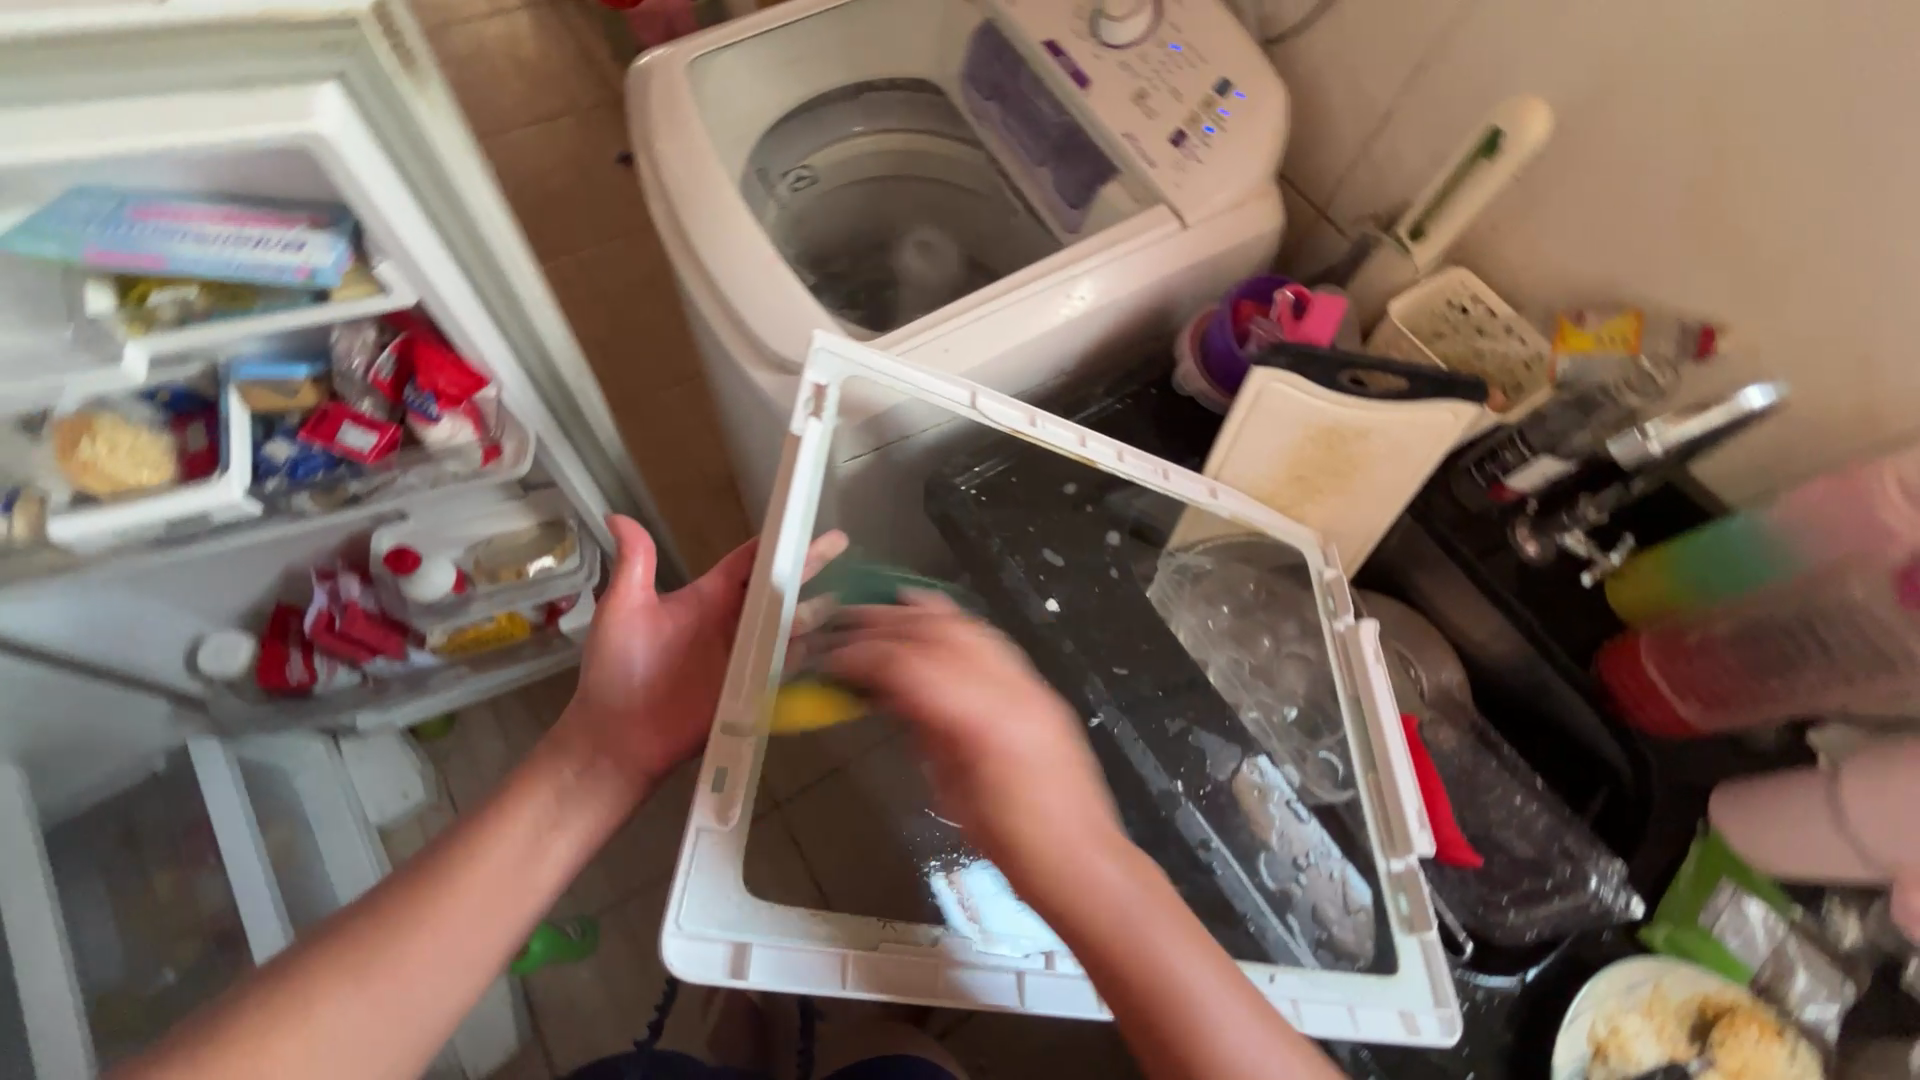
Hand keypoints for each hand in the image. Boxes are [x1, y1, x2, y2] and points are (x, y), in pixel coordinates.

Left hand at [557, 515, 847, 791]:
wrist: (618, 738)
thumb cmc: (615, 671)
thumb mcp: (622, 610)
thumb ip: (634, 565)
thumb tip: (618, 516)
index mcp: (708, 597)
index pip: (749, 561)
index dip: (775, 541)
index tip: (802, 521)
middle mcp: (733, 621)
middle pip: (778, 587)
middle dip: (809, 564)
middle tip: (840, 543)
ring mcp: (746, 656)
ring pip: (789, 625)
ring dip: (815, 609)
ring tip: (846, 596)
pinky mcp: (752, 688)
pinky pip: (786, 666)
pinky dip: (810, 655)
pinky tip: (835, 644)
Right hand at [824, 591, 1125, 885]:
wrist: (1079, 858)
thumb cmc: (1010, 845)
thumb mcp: (950, 792)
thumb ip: (923, 734)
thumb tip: (891, 697)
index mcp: (984, 723)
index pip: (912, 666)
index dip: (865, 656)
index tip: (832, 659)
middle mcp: (1011, 689)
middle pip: (939, 634)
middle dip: (886, 624)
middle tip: (846, 626)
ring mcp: (1031, 684)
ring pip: (968, 628)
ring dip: (920, 615)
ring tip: (881, 608)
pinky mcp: (1038, 689)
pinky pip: (991, 642)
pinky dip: (956, 625)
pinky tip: (933, 620)